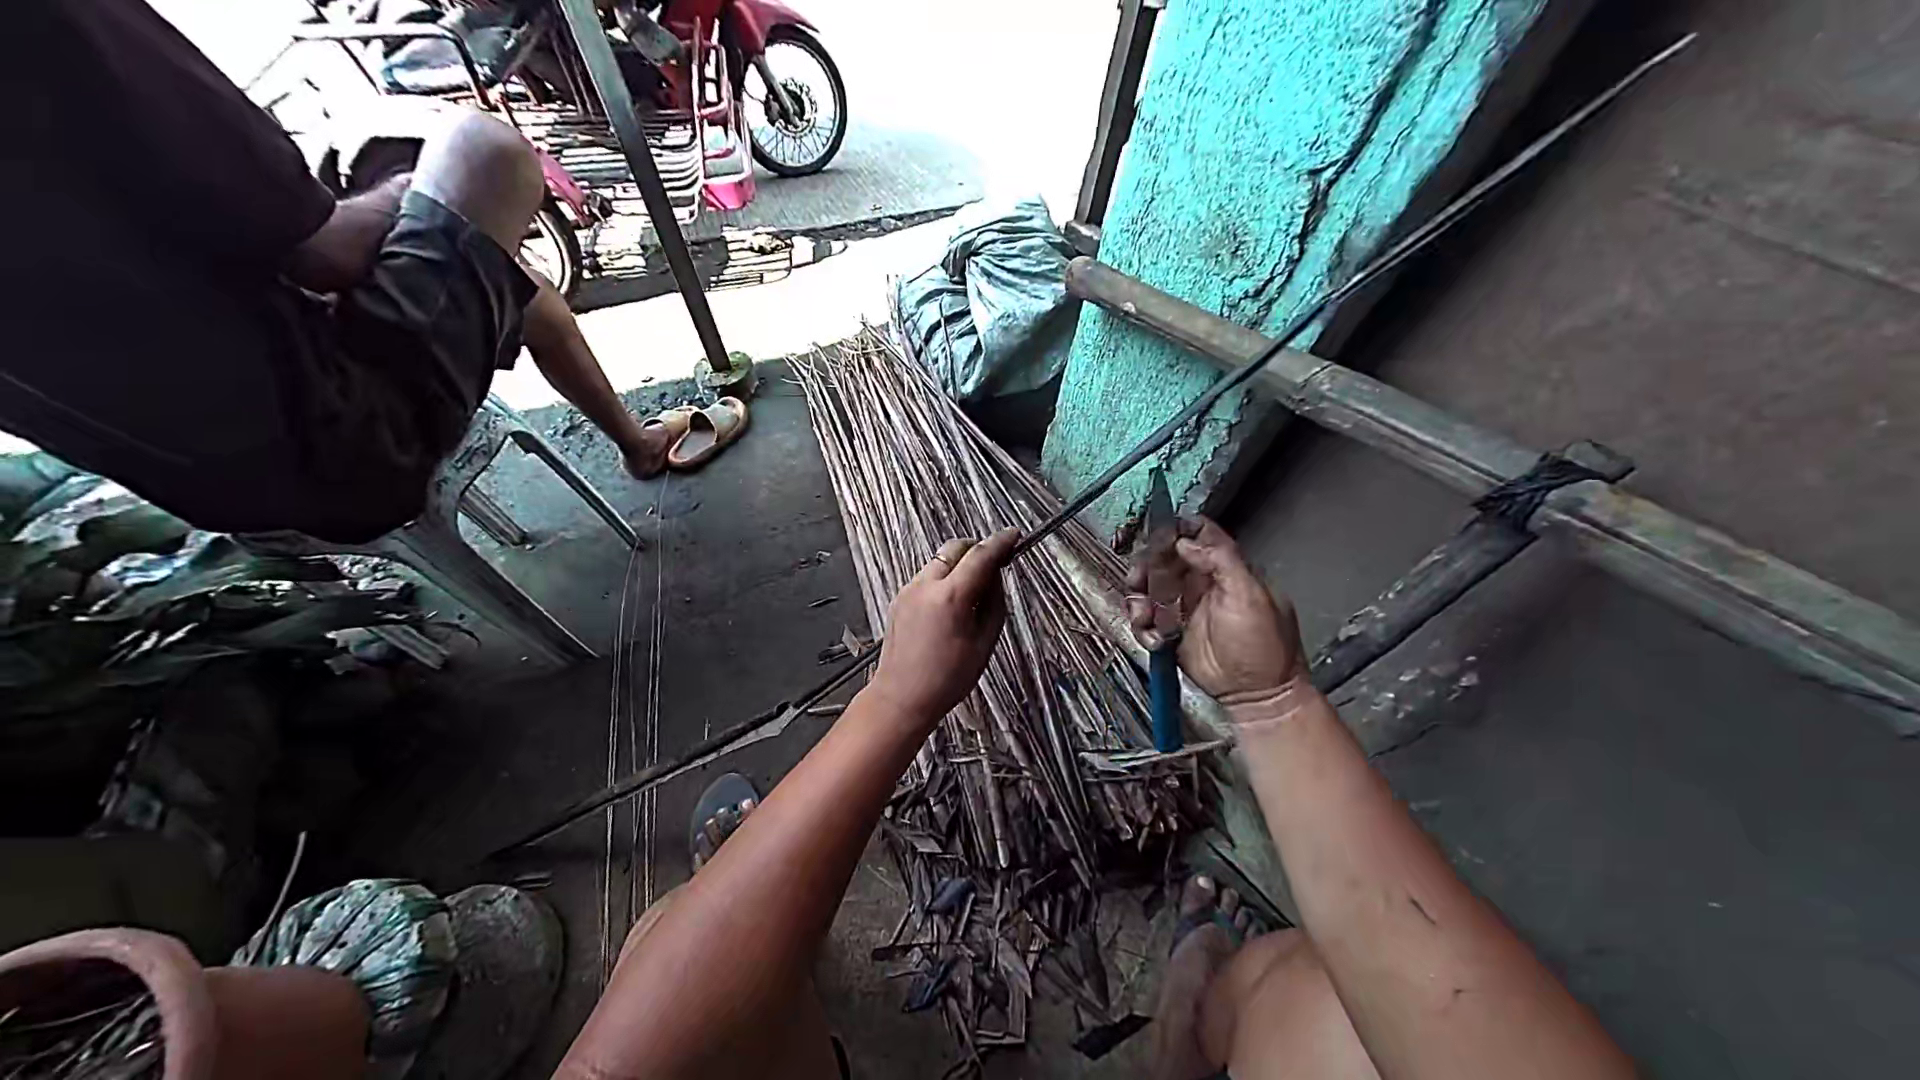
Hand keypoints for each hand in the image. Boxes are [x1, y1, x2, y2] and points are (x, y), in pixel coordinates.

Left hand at [868, 528, 1019, 722]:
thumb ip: (994, 603)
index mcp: (951, 597)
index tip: (1014, 535)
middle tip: (995, 563)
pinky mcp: (899, 598)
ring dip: (959, 564)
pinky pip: (927, 576)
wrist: (902, 697)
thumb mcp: (984, 642)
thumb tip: (996, 577)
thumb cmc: (948, 678)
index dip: (1001, 542)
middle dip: (977, 548)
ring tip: (974, 589)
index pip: (981, 555)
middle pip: (956, 547)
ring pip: (940, 560)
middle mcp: (926, 586)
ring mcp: (909, 590)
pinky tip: (952, 602)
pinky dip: (943, 578)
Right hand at [1127, 516, 1308, 711]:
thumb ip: (1221, 561)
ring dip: (1138, 599)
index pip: (1198, 535)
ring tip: (1143, 615)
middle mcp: (1201, 584)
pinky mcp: (1170, 632)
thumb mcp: (1250, 596)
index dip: (1176, 531)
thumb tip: (1187, 541)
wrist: (1256, 697)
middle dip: (1146, 567)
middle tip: (1140, 579)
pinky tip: (1154, 638)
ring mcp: (1183, 608)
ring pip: (1148, 588)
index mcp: (1225, 569)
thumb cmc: (1264, 648)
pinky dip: (1142, 627)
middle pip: (1163, 559)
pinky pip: (1145, 620)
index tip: (1159, 537)